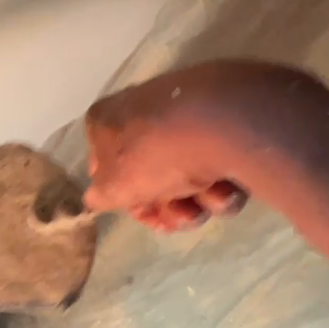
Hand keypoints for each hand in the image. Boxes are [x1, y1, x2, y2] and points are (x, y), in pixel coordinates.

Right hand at [83, 60, 317, 231]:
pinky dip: (222, 178)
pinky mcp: (221, 114)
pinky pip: (214, 155)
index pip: (105, 169)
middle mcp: (138, 110)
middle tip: (186, 217)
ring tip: (213, 201)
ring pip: (185, 170)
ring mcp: (181, 110)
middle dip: (169, 205)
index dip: (127, 201)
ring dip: (199, 198)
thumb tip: (98, 197)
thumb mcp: (113, 187)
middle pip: (149, 174)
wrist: (225, 121)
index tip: (150, 216)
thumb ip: (99, 196)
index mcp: (104, 121)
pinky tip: (229, 185)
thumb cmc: (156, 154)